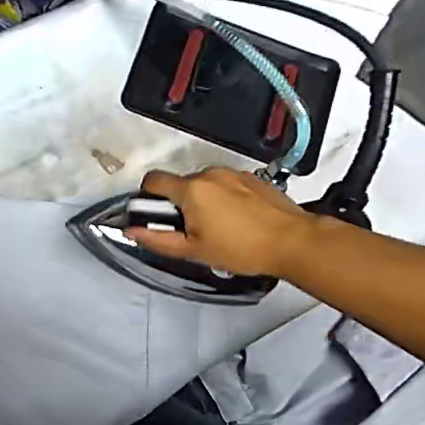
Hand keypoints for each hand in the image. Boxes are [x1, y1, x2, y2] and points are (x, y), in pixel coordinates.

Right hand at [126, 167, 316, 279]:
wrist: (293, 242)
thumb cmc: (242, 249)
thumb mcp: (194, 251)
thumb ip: (158, 240)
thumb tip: (132, 232)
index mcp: (191, 190)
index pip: (153, 180)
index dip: (147, 196)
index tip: (156, 214)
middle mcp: (209, 174)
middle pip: (180, 184)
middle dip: (181, 204)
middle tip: (194, 230)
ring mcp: (233, 173)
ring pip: (204, 184)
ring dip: (204, 200)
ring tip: (220, 227)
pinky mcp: (252, 177)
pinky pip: (227, 184)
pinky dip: (225, 198)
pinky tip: (239, 220)